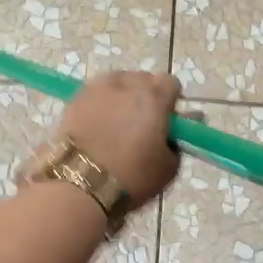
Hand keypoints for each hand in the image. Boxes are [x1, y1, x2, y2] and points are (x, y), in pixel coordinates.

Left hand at [59, 71, 183, 207]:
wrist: (80, 183)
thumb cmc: (131, 177)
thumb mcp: (168, 166)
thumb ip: (179, 138)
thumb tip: (185, 120)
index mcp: (155, 97)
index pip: (171, 83)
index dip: (170, 100)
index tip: (166, 120)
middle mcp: (128, 84)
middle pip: (144, 79)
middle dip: (146, 95)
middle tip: (141, 123)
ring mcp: (99, 87)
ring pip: (118, 81)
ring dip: (122, 94)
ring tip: (116, 121)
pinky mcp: (77, 96)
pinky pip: (96, 90)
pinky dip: (100, 100)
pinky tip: (96, 122)